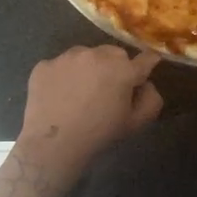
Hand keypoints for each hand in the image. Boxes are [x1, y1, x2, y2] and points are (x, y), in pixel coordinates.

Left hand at [10, 45, 163, 196]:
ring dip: (88, 67)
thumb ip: (151, 100)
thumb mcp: (135, 123)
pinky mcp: (45, 64)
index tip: (148, 64)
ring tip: (80, 91)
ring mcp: (67, 57)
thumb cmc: (99, 134)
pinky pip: (59, 65)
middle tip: (108, 88)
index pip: (144, 59)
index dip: (148, 62)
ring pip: (84, 54)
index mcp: (122, 69)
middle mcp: (95, 55)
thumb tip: (146, 84)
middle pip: (113, 53)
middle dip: (115, 66)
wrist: (54, 143)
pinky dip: (62, 76)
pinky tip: (59, 95)